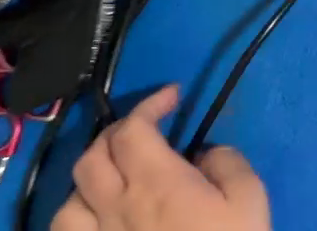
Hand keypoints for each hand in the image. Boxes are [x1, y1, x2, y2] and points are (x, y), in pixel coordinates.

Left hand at [53, 86, 269, 230]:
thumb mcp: (249, 196)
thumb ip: (226, 162)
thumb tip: (204, 153)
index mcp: (157, 182)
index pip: (132, 130)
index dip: (149, 104)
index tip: (173, 97)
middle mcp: (116, 208)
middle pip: (91, 157)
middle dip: (117, 132)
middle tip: (146, 130)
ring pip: (67, 199)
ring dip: (90, 179)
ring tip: (115, 177)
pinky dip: (76, 217)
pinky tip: (98, 218)